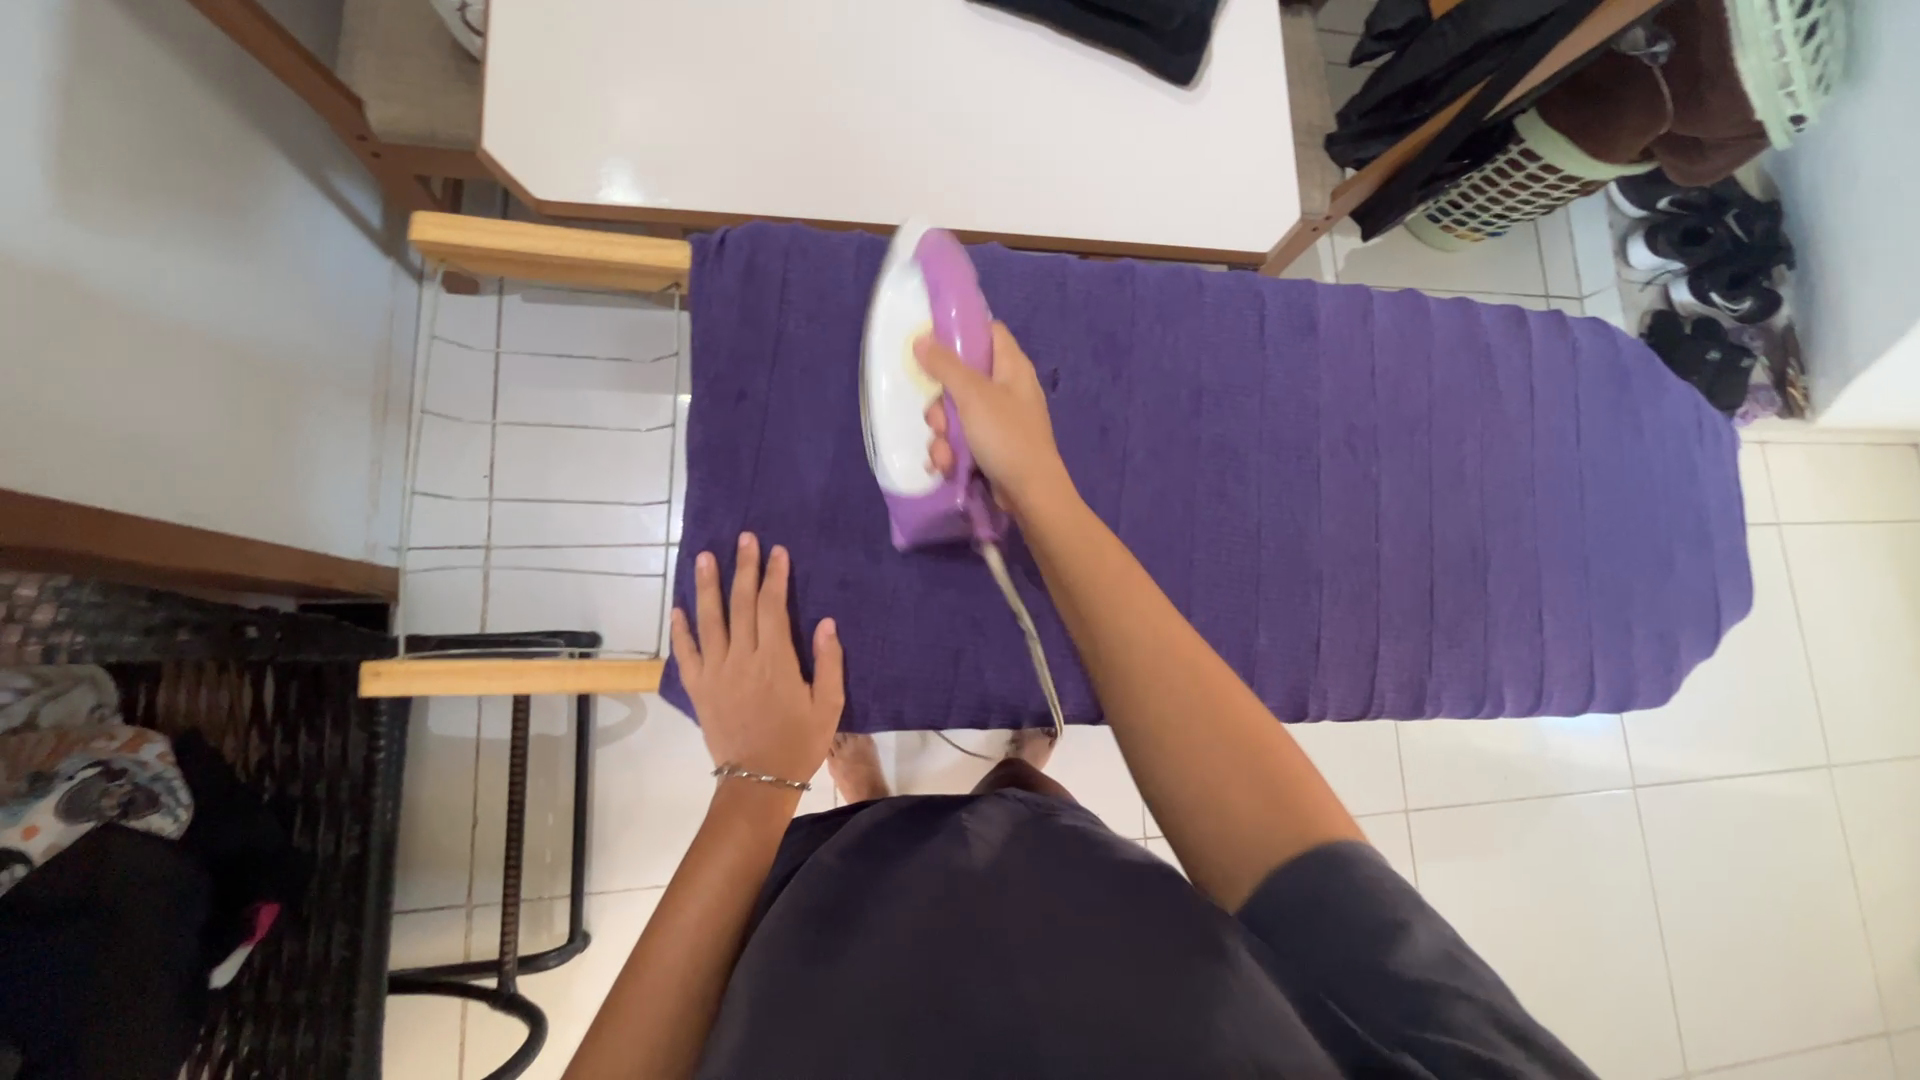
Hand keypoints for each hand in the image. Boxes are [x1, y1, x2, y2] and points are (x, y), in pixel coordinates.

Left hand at [669, 533, 844, 786]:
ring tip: (705, 556)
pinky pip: (686, 653)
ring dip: (707, 586)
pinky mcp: (699, 689)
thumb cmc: (799, 742)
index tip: (778, 551)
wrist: (758, 781)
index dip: (775, 576)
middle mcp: (741, 659)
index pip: (772, 606)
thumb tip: (826, 623)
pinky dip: (681, 629)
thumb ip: (828, 662)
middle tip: (745, 539)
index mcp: (776, 661)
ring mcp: (715, 672)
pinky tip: (679, 608)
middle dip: (744, 568)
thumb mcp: (828, 705)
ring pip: (709, 620)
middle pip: (740, 603)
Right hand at [914, 321, 1075, 518]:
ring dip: (943, 436)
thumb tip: (921, 339)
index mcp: (1012, 367)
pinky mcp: (992, 449)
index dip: (963, 334)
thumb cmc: (1006, 436)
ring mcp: (1000, 421)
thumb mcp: (973, 395)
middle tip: (939, 420)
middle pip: (962, 379)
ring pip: (956, 415)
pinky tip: (947, 467)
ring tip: (946, 454)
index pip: (990, 332)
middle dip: (942, 404)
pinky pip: (962, 441)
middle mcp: (1008, 390)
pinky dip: (952, 453)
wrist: (1030, 493)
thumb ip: (945, 366)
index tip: (934, 344)